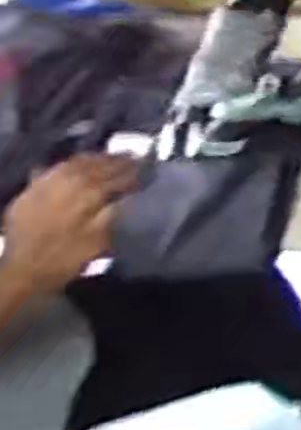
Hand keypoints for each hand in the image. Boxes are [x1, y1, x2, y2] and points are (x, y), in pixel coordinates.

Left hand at [1, 155, 138, 292]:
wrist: (23, 273)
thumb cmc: (69, 256)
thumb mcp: (101, 237)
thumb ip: (116, 211)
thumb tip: (134, 192)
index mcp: (80, 202)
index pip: (111, 178)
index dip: (132, 171)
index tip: (149, 166)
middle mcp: (57, 193)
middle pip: (87, 168)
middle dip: (111, 161)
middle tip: (133, 156)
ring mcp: (36, 195)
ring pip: (64, 169)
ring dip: (87, 160)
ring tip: (106, 157)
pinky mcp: (23, 200)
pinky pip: (41, 176)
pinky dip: (58, 168)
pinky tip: (69, 166)